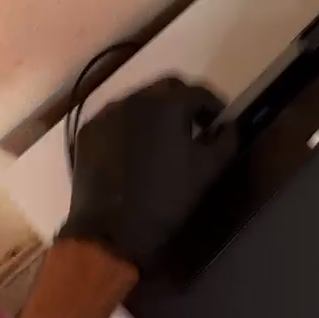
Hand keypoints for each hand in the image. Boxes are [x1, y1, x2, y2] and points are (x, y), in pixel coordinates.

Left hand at [58, 76, 237, 271]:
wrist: (111, 230)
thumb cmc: (166, 198)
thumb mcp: (208, 170)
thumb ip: (226, 140)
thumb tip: (229, 125)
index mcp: (168, 103)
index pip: (199, 91)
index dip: (214, 105)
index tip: (220, 122)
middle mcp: (135, 97)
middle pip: (167, 88)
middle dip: (184, 102)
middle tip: (194, 126)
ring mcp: (107, 113)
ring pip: (138, 100)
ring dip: (156, 112)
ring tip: (163, 138)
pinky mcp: (88, 131)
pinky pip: (116, 118)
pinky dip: (130, 125)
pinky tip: (135, 150)